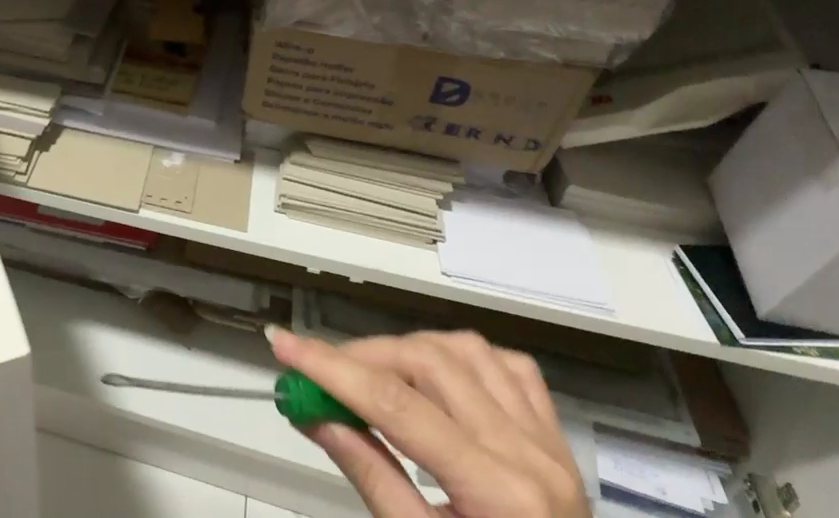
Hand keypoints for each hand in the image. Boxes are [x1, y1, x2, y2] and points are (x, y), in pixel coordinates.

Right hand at [268, 327, 588, 517]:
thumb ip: (371, 476)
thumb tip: (314, 414)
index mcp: (499, 493)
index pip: (396, 404)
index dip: (331, 368)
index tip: (282, 344)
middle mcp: (530, 453)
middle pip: (429, 364)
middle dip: (362, 357)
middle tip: (315, 373)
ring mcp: (549, 442)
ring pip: (467, 351)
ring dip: (407, 350)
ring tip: (367, 375)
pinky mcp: (556, 439)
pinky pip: (509, 368)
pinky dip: (461, 357)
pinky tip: (432, 376)